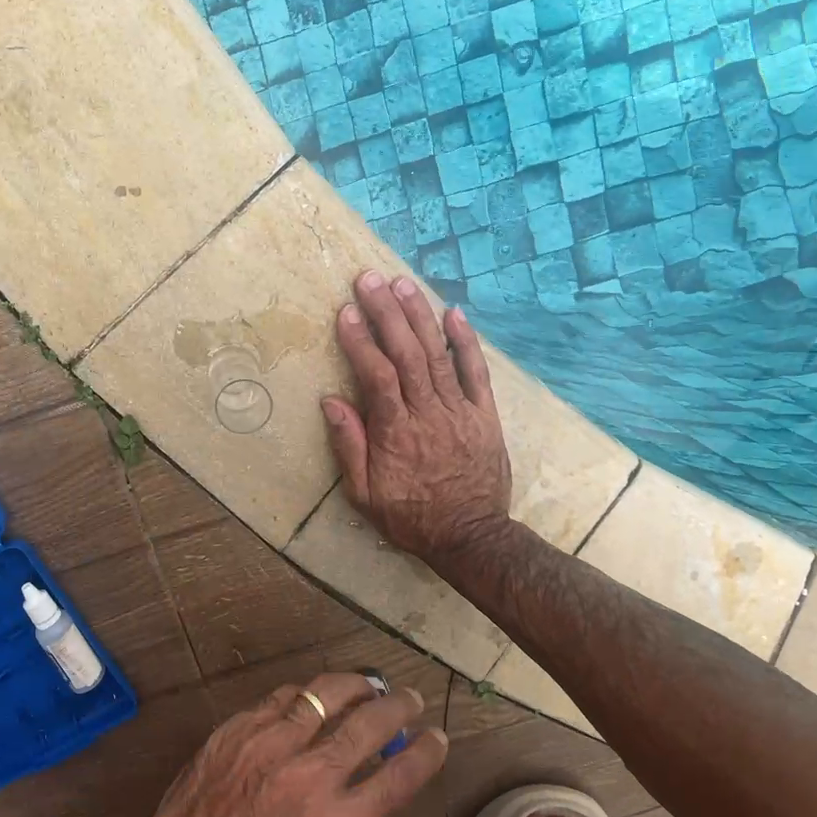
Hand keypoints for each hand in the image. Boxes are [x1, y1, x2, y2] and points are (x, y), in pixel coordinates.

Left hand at [86, 673, 447, 816]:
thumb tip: (366, 796)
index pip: (399, 779)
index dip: (426, 754)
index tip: (437, 737)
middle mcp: (312, 778)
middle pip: (370, 727)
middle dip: (398, 708)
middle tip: (410, 698)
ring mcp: (274, 745)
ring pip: (327, 696)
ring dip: (356, 685)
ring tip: (372, 681)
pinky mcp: (242, 727)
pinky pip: (283, 696)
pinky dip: (307, 691)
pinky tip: (316, 691)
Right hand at [321, 271, 514, 558]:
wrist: (471, 537)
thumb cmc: (410, 517)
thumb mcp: (365, 495)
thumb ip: (349, 446)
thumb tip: (332, 401)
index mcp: (396, 433)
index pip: (376, 375)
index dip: (360, 340)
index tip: (345, 312)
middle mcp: (428, 414)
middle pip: (407, 354)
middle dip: (386, 313)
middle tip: (369, 279)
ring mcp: (460, 411)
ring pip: (438, 355)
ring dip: (419, 316)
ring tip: (402, 284)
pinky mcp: (484, 415)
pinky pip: (476, 372)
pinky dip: (465, 341)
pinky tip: (452, 313)